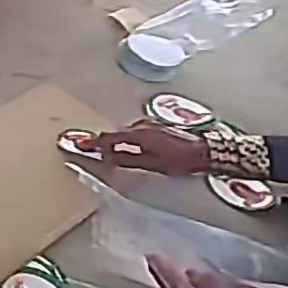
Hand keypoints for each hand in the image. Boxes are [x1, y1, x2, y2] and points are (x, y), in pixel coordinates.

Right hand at [89, 121, 207, 174]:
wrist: (208, 150)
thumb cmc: (181, 160)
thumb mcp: (151, 164)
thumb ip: (126, 159)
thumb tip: (107, 157)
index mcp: (137, 134)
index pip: (107, 138)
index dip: (92, 143)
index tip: (79, 145)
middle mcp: (142, 125)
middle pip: (116, 133)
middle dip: (103, 142)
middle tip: (92, 149)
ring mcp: (151, 123)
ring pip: (126, 132)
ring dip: (117, 140)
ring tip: (111, 151)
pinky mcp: (158, 126)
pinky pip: (136, 131)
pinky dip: (128, 138)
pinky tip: (131, 145)